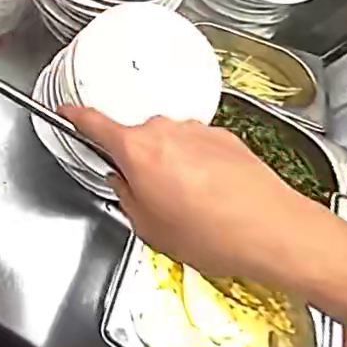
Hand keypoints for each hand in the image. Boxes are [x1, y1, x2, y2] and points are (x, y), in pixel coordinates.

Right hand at [63, 107, 346, 287]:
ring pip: (167, 144)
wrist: (280, 234)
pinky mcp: (225, 138)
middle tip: (151, 196)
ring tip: (192, 204)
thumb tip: (126, 184)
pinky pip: (197, 148)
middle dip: (136, 162)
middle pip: (134, 138)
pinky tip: (215, 198)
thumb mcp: (149, 227)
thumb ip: (125, 196)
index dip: (73, 116)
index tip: (65, 112)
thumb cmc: (213, 234)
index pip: (91, 121)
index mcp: (135, 148)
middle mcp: (162, 130)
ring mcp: (196, 131)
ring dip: (170, 165)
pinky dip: (199, 167)